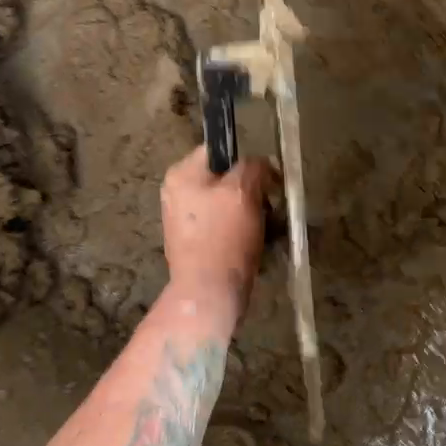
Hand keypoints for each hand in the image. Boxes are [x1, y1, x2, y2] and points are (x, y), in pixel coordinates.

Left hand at [159, 146, 276, 322]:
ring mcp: (182, 219)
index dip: (247, 162)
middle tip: (268, 209)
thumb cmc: (224, 238)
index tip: (267, 181)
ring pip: (226, 203)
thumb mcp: (243, 191)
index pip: (219, 150)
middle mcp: (176, 192)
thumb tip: (263, 163)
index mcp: (181, 174)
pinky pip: (221, 225)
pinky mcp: (192, 242)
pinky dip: (239, 231)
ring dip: (249, 213)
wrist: (208, 295)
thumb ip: (253, 167)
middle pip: (224, 178)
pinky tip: (254, 245)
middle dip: (250, 192)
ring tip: (265, 230)